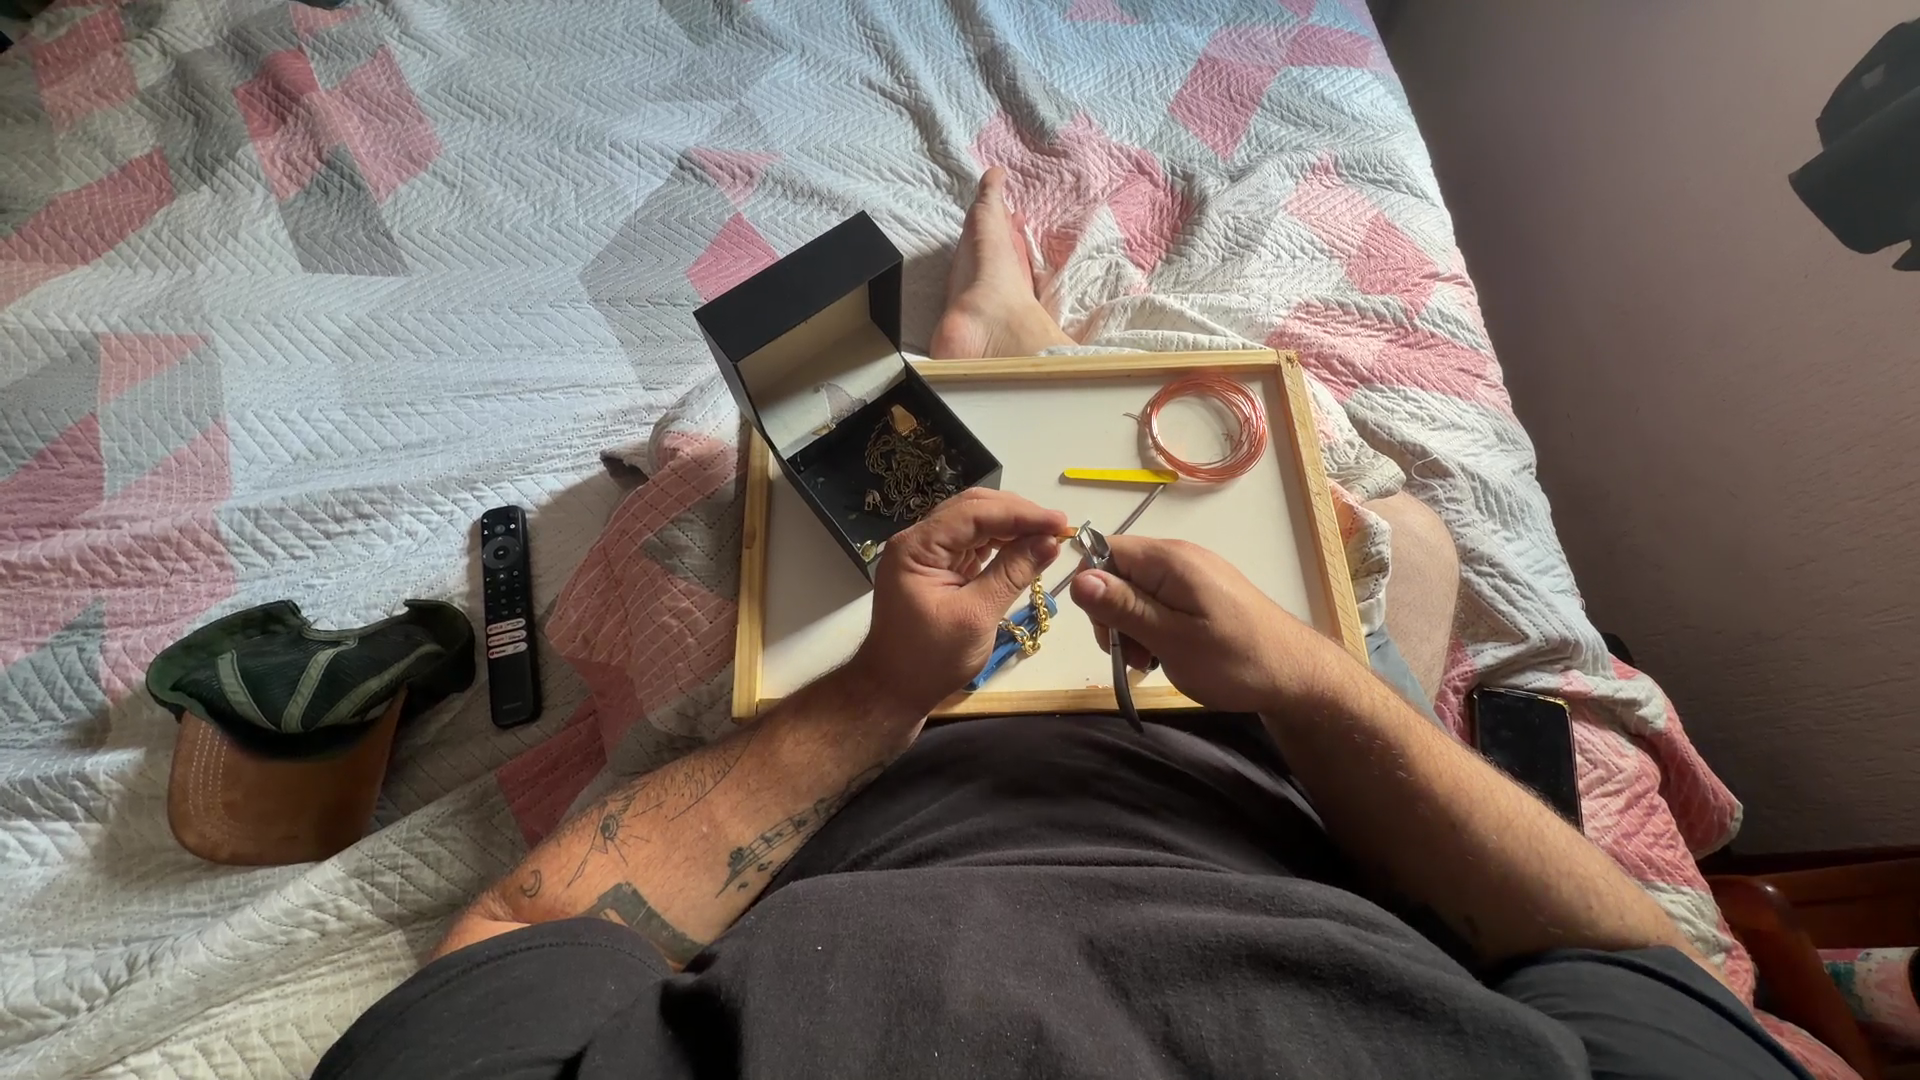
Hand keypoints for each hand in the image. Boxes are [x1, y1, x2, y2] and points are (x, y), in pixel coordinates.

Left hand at [848, 489, 1068, 715]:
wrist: (893, 690)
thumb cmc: (929, 659)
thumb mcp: (976, 617)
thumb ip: (1012, 574)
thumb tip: (1050, 542)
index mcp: (917, 547)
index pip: (974, 513)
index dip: (1020, 514)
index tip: (1060, 522)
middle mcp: (919, 541)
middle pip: (973, 509)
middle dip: (1017, 514)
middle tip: (1058, 528)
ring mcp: (927, 554)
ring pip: (974, 523)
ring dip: (1011, 527)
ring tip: (1047, 537)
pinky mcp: (937, 568)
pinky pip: (972, 543)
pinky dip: (1000, 544)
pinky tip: (1025, 549)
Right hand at [1067, 536, 1359, 713]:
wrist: (1298, 678)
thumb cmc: (1233, 660)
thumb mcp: (1171, 639)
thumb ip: (1123, 607)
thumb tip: (1076, 578)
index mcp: (1168, 560)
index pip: (1102, 551)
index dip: (1093, 589)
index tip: (1109, 630)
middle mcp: (1177, 557)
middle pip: (1116, 572)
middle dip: (1112, 614)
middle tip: (1135, 655)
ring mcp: (1191, 574)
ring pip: (1134, 590)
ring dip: (1131, 626)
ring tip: (1152, 659)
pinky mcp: (1200, 591)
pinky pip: (1157, 600)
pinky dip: (1152, 626)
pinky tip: (1166, 651)